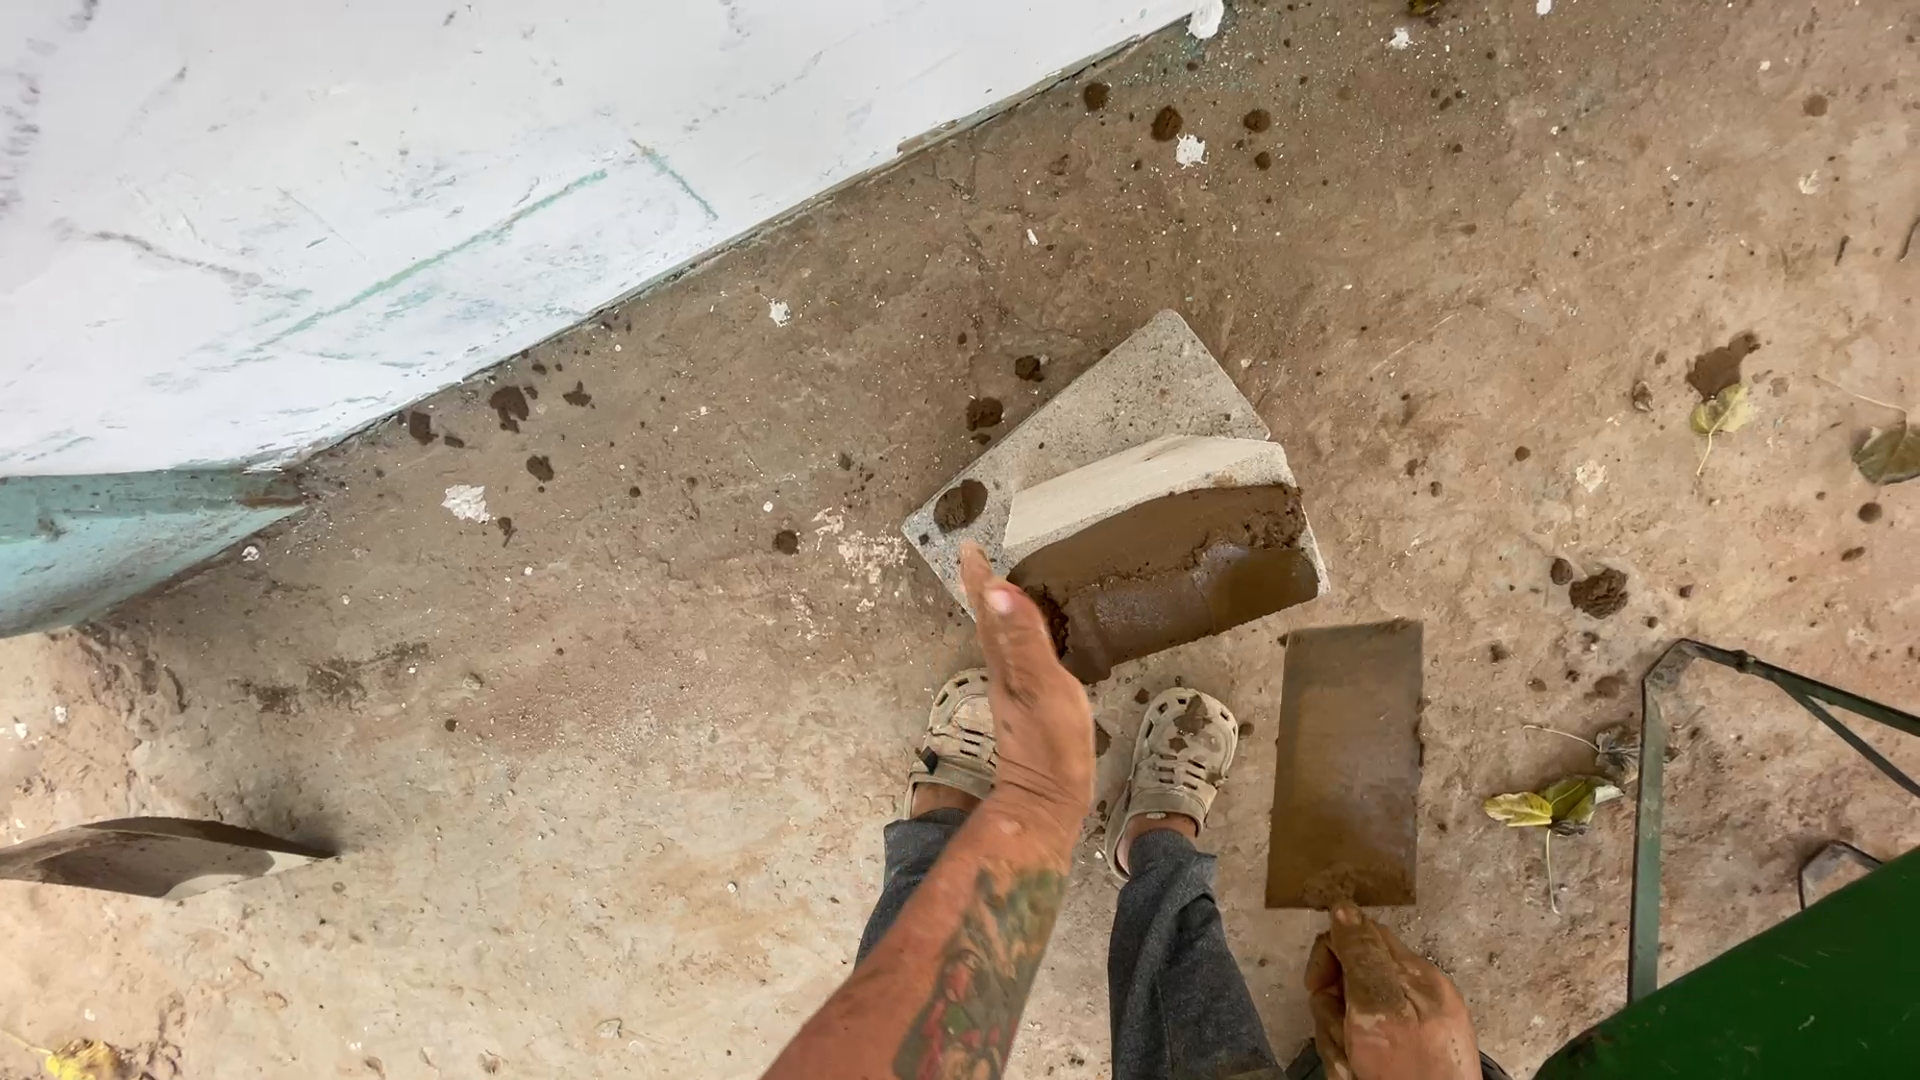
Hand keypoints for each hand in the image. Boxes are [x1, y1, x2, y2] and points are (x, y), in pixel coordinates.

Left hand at [958, 541, 1094, 829]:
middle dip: (982, 588)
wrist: (1046, 801)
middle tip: (979, 558)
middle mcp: (1003, 671)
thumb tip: (995, 590)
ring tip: (998, 588)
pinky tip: (1024, 641)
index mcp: (1005, 661)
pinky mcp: (1027, 706)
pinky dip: (1014, 636)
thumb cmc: (1052, 744)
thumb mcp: (1042, 686)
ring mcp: (1013, 690)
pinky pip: (1014, 657)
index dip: (979, 578)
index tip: (967, 547)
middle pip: (987, 621)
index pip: (987, 610)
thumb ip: (1023, 639)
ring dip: (995, 610)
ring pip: (998, 639)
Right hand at [1304, 903, 1480, 1079]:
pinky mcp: (1396, 1051)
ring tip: (1349, 1063)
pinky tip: (1353, 1072)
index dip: (1330, 952)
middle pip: (1347, 970)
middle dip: (1330, 1002)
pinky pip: (1356, 1035)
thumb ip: (1362, 956)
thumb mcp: (1381, 1008)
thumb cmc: (1408, 1071)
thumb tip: (1342, 906)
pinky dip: (1345, 1053)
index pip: (1361, 932)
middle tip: (1340, 1034)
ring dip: (1334, 1033)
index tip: (1316, 984)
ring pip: (1345, 1006)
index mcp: (1418, 974)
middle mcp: (1414, 994)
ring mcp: (1406, 1025)